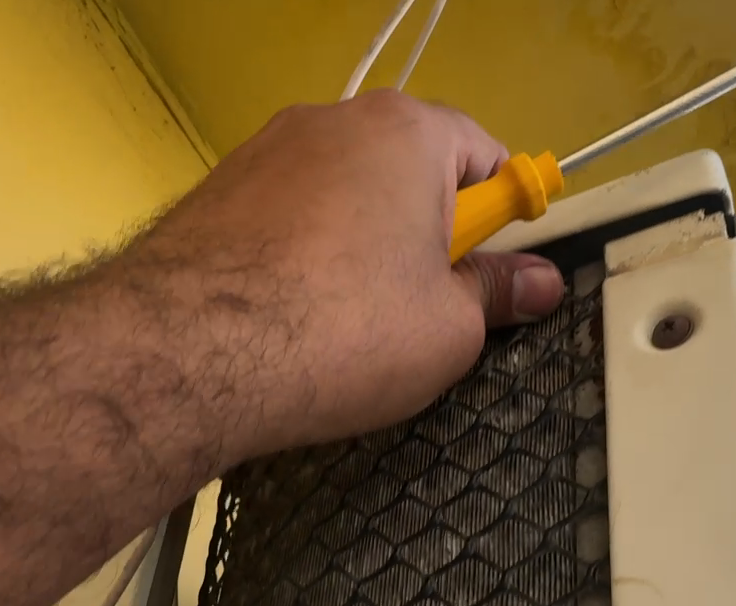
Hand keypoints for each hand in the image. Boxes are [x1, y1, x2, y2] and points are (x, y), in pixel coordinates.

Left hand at [115, 91, 564, 462]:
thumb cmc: (348, 334)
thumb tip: (544, 282)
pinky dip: (302, 259)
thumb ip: (499, 295)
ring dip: (362, 248)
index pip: (483, 153)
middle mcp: (331, 120)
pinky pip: (286, 220)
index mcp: (406, 133)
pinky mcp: (214, 194)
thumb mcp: (449, 330)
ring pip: (342, 198)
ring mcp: (262, 152)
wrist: (191, 355)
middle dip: (425, 236)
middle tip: (419, 311)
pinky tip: (288, 317)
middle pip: (407, 172)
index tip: (492, 275)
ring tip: (344, 325)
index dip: (501, 216)